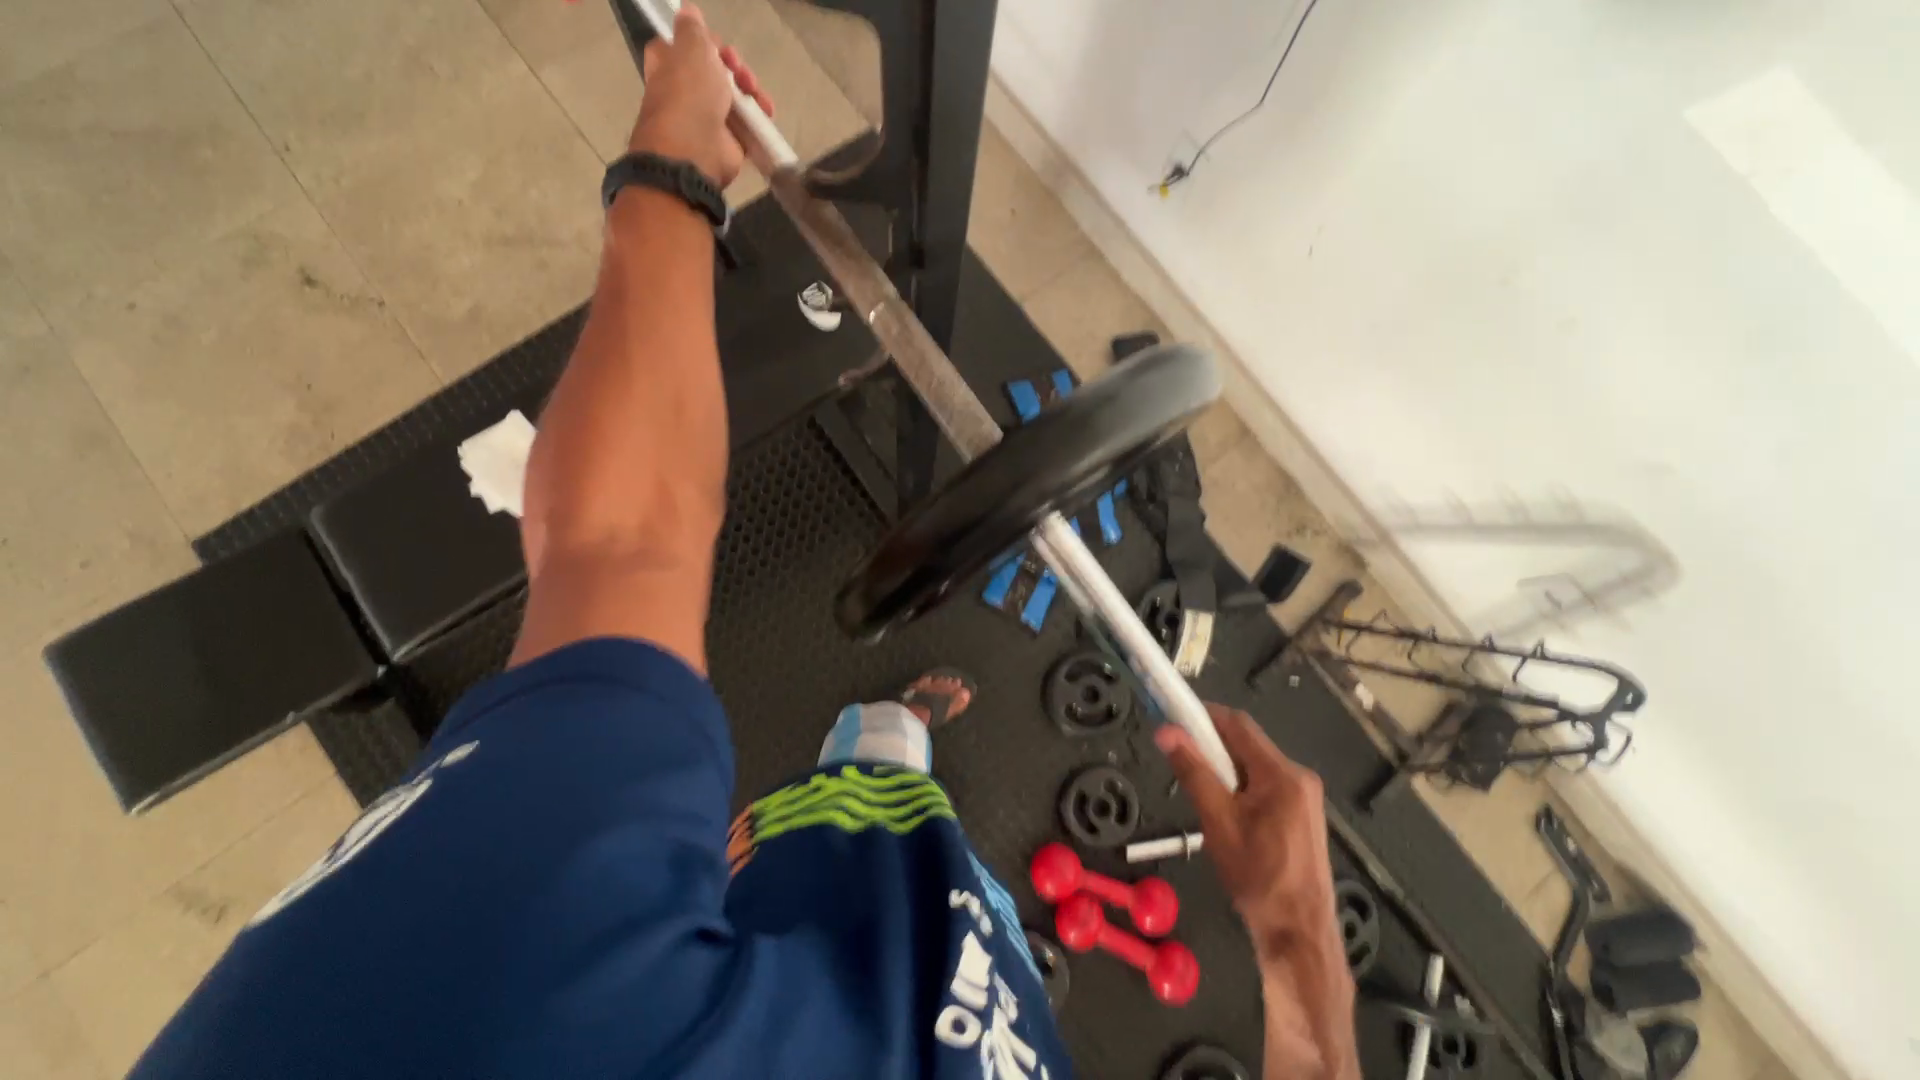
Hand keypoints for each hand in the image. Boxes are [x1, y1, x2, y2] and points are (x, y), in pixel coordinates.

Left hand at [629, 4, 773, 187]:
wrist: (695, 151)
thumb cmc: (688, 94)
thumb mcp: (691, 48)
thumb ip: (692, 29)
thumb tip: (688, 10)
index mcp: (669, 64)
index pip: (686, 45)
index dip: (706, 42)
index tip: (718, 46)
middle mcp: (685, 89)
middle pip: (716, 69)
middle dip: (734, 67)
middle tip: (740, 71)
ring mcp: (707, 116)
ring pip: (734, 94)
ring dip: (750, 90)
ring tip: (757, 97)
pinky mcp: (727, 139)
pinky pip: (746, 122)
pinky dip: (758, 117)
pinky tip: (766, 113)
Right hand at [1155, 705, 1338, 960]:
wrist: (1298, 931)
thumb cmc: (1256, 876)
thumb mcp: (1217, 821)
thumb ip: (1192, 772)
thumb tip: (1167, 732)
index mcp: (1282, 774)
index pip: (1238, 724)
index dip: (1203, 715)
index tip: (1173, 715)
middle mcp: (1299, 777)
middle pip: (1248, 745)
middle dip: (1212, 747)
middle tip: (1181, 760)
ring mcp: (1305, 798)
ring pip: (1255, 767)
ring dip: (1225, 771)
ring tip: (1203, 796)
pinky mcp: (1303, 816)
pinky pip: (1266, 787)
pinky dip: (1241, 789)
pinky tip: (1226, 814)